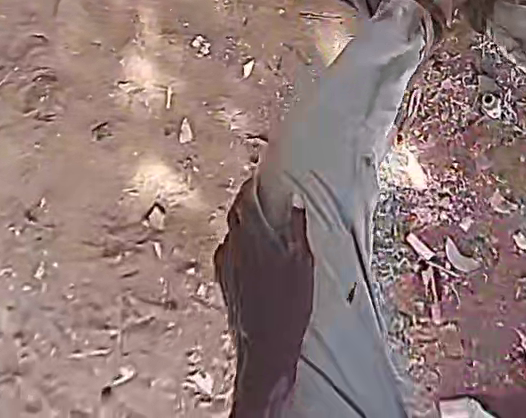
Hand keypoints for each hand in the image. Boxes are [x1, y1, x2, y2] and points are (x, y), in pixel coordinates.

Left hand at [215, 179, 313, 415]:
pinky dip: (236, 244)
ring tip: (256, 223)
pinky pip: (227, 252)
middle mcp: (234, 243)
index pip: (246, 197)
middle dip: (245, 200)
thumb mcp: (303, 262)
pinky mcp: (223, 280)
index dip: (251, 184)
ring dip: (241, 222)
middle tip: (258, 196)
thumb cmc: (289, 304)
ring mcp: (226, 262)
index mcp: (254, 232)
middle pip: (235, 211)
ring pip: (230, 231)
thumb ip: (297, 226)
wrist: (265, 348)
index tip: (258, 177)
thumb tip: (296, 199)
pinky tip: (247, 252)